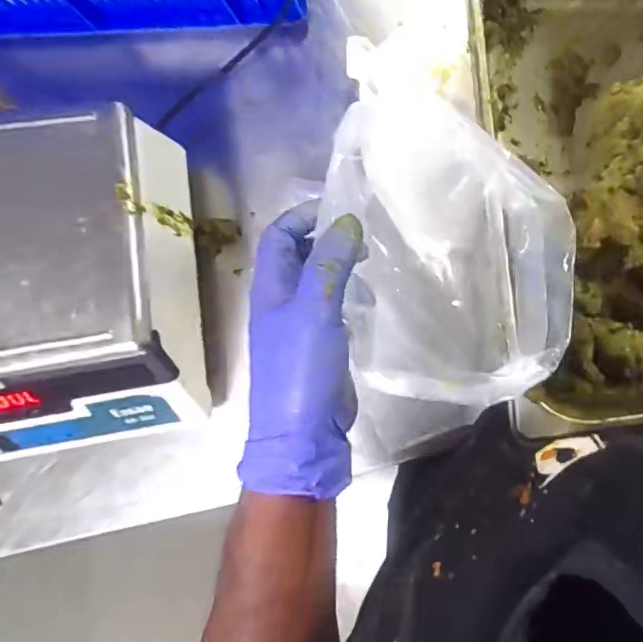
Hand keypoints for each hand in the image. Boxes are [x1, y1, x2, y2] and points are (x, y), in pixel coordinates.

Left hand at [237, 201, 364, 500]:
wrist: (303, 433)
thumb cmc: (302, 368)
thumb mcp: (315, 310)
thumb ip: (329, 264)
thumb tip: (345, 222)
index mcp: (271, 290)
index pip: (280, 237)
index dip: (305, 216)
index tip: (341, 208)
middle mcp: (281, 303)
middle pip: (297, 256)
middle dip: (325, 237)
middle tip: (363, 231)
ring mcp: (300, 327)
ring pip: (317, 281)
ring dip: (339, 264)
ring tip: (371, 258)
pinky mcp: (319, 346)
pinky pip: (331, 307)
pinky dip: (348, 293)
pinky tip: (370, 297)